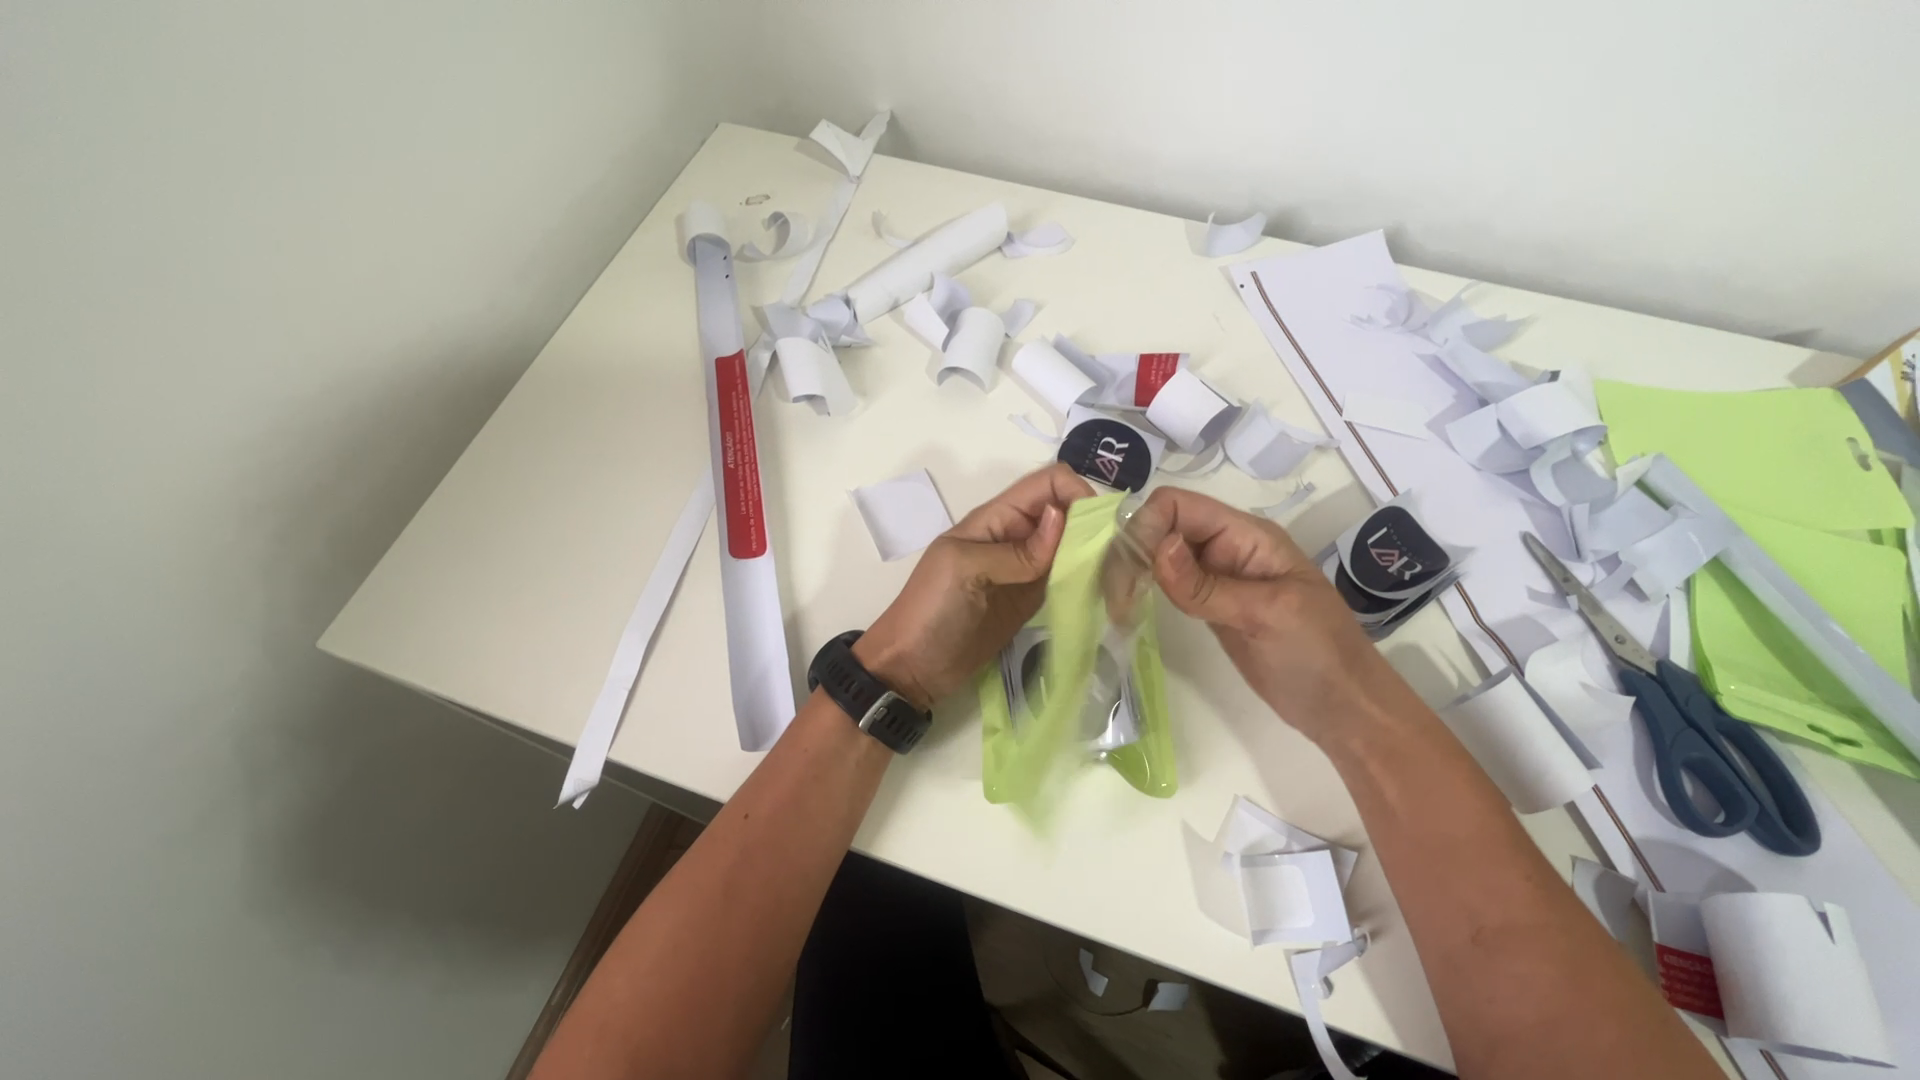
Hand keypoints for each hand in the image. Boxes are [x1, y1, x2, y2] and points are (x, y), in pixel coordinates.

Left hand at [856, 464, 1096, 708]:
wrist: (913, 667)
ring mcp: (1026, 569)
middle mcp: (1016, 536)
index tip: (1100, 526)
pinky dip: (1087, 578)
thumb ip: (1015, 550)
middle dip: (1094, 523)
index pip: (1047, 484)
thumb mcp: (965, 571)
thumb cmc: (931, 610)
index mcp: (996, 518)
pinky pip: (1066, 577)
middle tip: (1119, 556)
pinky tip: (1104, 591)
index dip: (1076, 493)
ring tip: (1119, 575)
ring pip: (1071, 543)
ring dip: (1096, 551)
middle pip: (1066, 511)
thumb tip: (1062, 517)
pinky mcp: (1033, 599)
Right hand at [1126, 486, 1399, 742]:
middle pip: (1164, 526)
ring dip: (1133, 571)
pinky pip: (1170, 584)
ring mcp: (1219, 577)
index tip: (1128, 572)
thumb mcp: (1266, 615)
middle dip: (1132, 551)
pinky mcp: (1210, 605)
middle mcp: (1229, 547)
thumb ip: (1207, 585)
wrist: (1346, 709)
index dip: (1147, 529)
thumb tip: (1155, 547)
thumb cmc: (1319, 655)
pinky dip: (1145, 591)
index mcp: (1247, 536)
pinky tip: (1130, 610)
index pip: (1179, 506)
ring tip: (1117, 606)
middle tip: (1115, 597)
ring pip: (1161, 554)